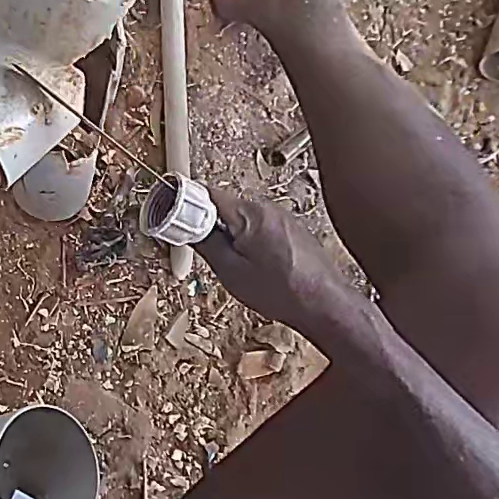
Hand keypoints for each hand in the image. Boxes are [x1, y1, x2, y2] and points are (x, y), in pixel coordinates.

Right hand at [194, 189, 365, 336]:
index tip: (173, 215)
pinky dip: (248, 240)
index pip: (207, 193)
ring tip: (232, 265)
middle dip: (208, 224)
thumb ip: (206, 243)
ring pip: (242, 218)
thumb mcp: (230, 271)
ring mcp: (282, 218)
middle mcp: (267, 208)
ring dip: (230, 235)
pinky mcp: (291, 230)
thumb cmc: (283, 291)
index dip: (186, 203)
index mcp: (250, 213)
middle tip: (200, 249)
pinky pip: (259, 227)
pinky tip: (253, 266)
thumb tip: (187, 227)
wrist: (325, 305)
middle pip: (224, 206)